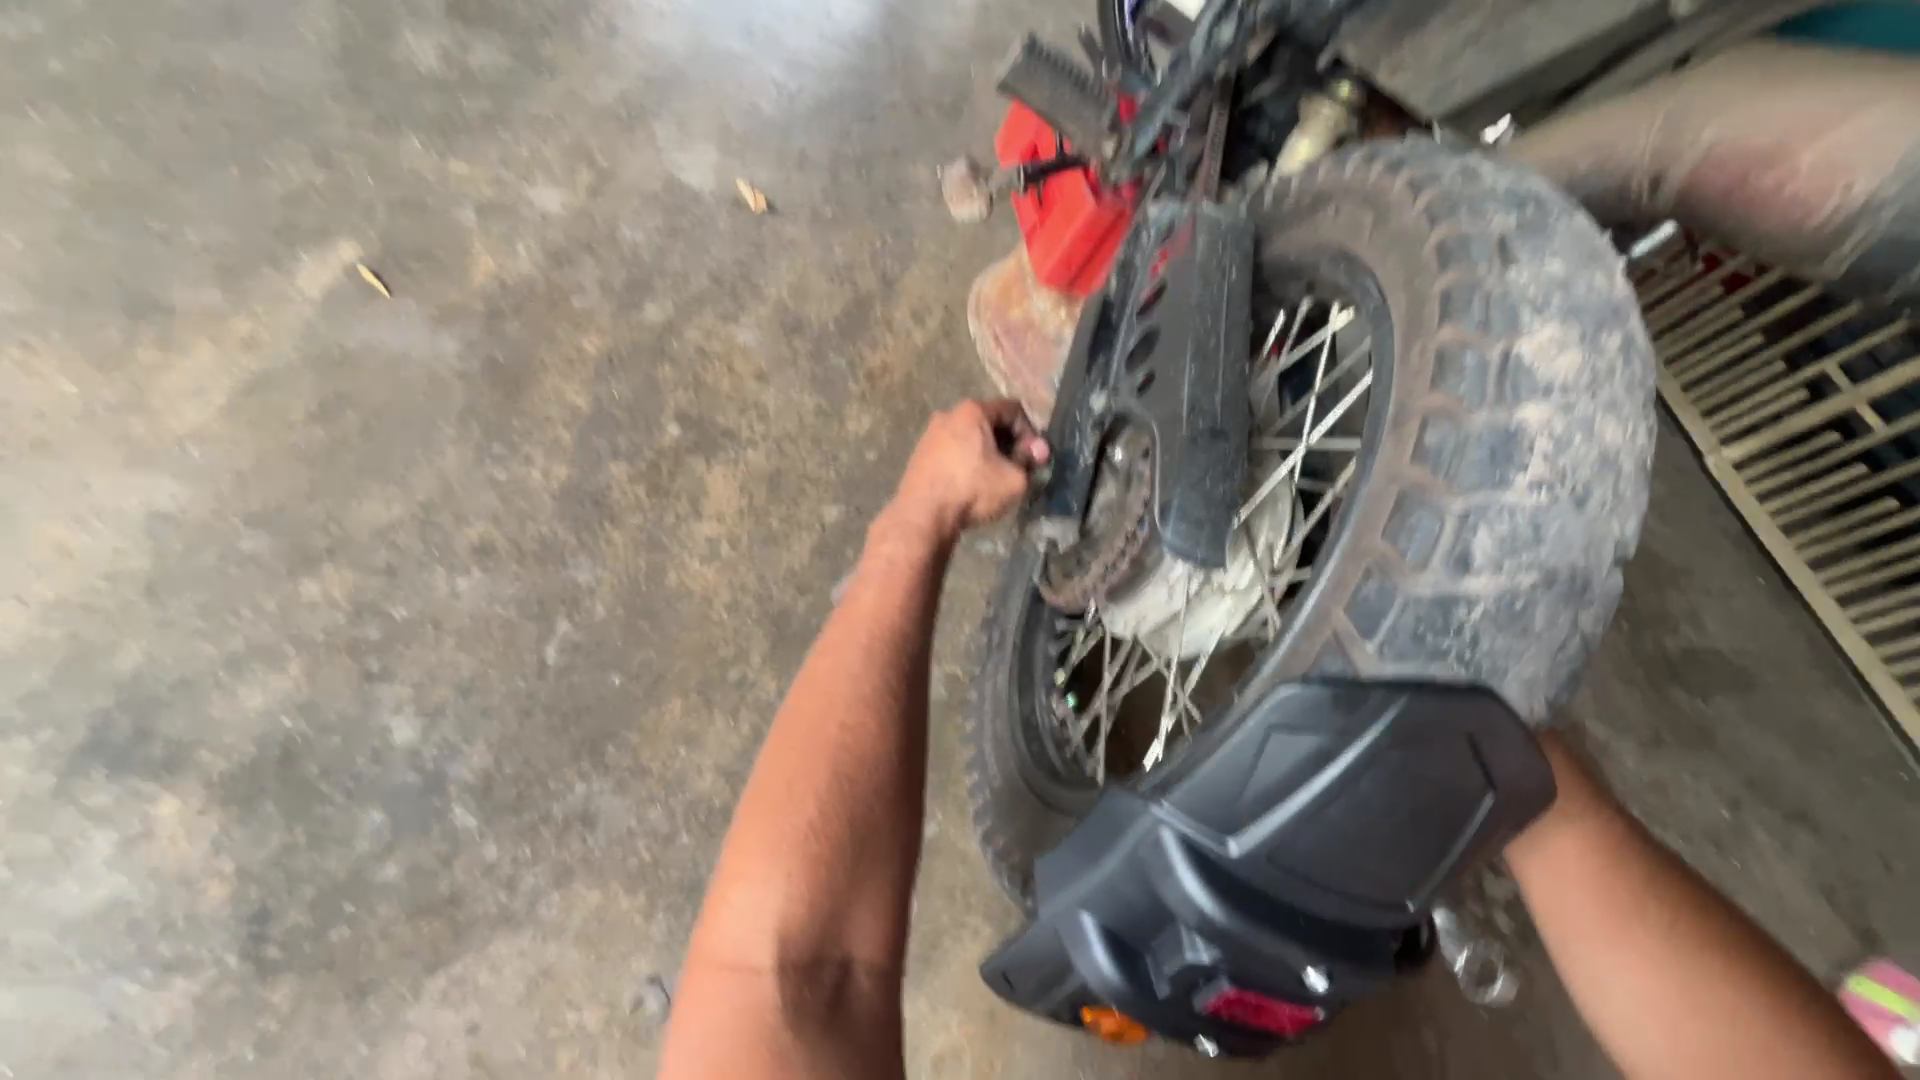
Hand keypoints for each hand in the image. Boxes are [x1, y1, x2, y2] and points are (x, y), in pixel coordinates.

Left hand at [886, 398, 1048, 542]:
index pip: (1013, 409)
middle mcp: (948, 415)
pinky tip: (973, 486)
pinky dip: (968, 463)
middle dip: (1009, 444)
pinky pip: (954, 452)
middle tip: (1018, 468)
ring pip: (971, 439)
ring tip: (996, 480)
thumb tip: (1038, 451)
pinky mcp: (920, 456)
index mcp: (972, 410)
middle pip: (990, 423)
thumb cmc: (972, 490)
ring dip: (988, 455)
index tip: (1033, 458)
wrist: (922, 515)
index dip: (1030, 432)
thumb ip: (1030, 461)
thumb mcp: (1014, 478)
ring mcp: (930, 435)